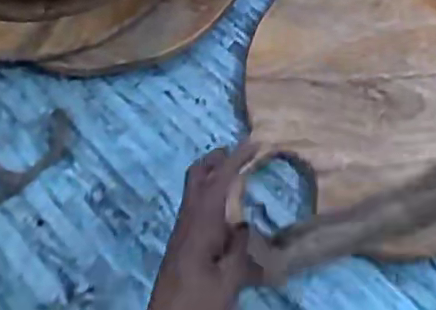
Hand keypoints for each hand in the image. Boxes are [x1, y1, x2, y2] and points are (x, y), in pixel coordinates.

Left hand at [146, 146, 261, 309]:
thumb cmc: (198, 300)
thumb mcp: (229, 280)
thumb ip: (239, 248)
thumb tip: (243, 223)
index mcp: (202, 218)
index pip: (221, 177)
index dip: (238, 157)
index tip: (254, 142)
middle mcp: (189, 215)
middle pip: (198, 172)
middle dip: (217, 158)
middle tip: (239, 153)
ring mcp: (182, 228)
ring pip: (195, 187)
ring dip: (212, 175)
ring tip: (236, 178)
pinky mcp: (180, 241)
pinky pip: (195, 204)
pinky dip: (210, 195)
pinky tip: (224, 212)